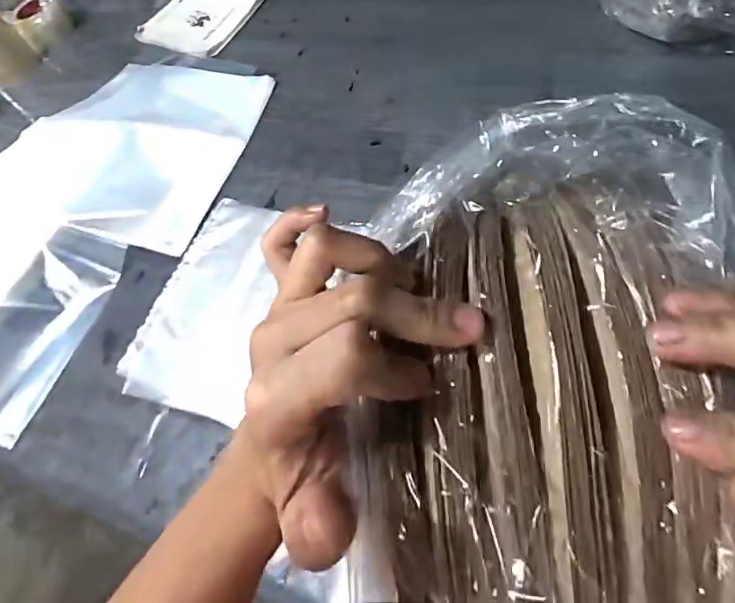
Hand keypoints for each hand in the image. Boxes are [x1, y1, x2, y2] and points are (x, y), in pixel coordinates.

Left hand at [236, 205, 484, 571]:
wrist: (269, 445)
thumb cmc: (301, 474)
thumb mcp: (313, 515)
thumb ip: (319, 522)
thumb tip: (334, 522)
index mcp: (280, 396)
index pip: (348, 354)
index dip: (398, 364)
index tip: (427, 384)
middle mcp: (273, 340)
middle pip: (355, 298)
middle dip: (419, 313)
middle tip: (465, 329)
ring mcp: (275, 308)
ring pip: (330, 253)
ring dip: (387, 265)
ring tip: (416, 288)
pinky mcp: (279, 291)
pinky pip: (278, 244)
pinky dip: (297, 222)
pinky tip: (323, 212)